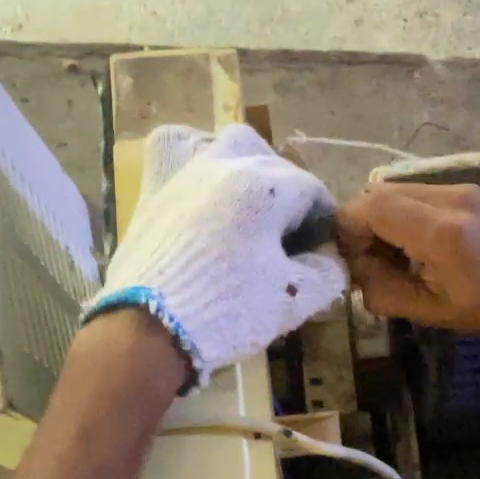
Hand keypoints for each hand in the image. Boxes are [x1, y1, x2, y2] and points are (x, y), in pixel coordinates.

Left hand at [86, 124, 347, 385]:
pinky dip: (195, 159)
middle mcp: (226, 161)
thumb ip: (328, 272)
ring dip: (248, 171)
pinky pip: (178, 150)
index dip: (324, 226)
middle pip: (276, 165)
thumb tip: (331, 259)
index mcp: (267, 184)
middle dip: (289, 199)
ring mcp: (184, 170)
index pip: (313, 192)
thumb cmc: (228, 312)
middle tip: (287, 244)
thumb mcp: (292, 299)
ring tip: (249, 213)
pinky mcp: (153, 187)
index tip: (322, 256)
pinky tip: (202, 187)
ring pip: (229, 147)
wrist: (148, 331)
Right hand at [335, 182, 479, 349]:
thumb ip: (384, 292)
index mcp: (443, 233)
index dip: (348, 230)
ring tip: (398, 257)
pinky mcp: (477, 189)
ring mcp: (467, 188)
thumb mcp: (433, 312)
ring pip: (402, 190)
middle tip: (370, 261)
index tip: (351, 260)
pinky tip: (423, 246)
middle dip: (364, 225)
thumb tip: (354, 273)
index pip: (371, 207)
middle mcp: (453, 198)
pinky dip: (410, 215)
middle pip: (381, 192)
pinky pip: (426, 193)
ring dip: (386, 219)